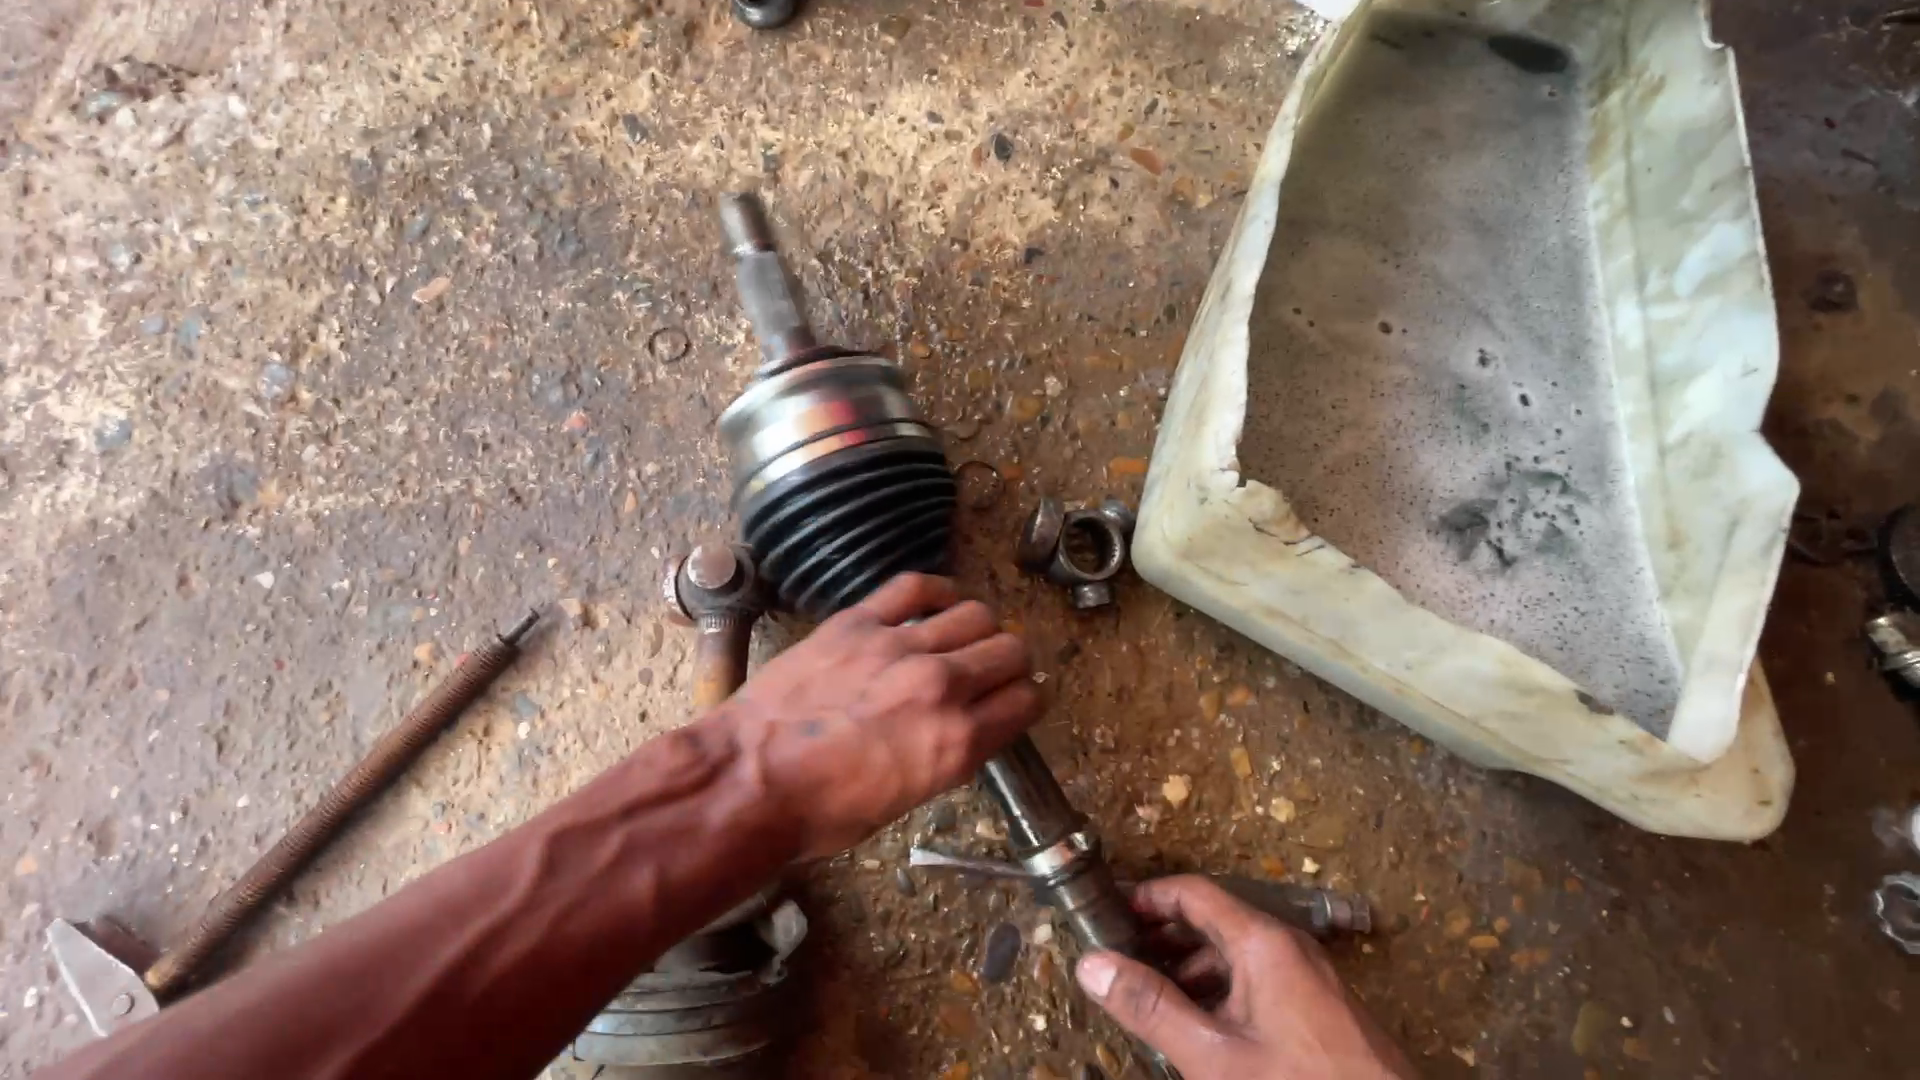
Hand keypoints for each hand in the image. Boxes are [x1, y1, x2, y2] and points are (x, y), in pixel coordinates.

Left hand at [724, 573, 1039, 859]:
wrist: (750, 778)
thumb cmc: (822, 810)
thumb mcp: (906, 800)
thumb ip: (948, 755)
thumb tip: (964, 726)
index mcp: (957, 743)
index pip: (1025, 702)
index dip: (1025, 700)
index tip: (1015, 700)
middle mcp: (941, 687)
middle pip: (1010, 651)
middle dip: (1011, 661)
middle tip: (994, 668)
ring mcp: (900, 647)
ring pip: (975, 614)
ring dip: (981, 628)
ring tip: (965, 636)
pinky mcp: (859, 621)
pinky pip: (915, 587)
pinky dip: (938, 590)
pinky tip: (939, 601)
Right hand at [1075, 876, 1414, 1079]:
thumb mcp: (1214, 1057)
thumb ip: (1150, 1008)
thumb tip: (1090, 964)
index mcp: (1262, 941)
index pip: (1193, 892)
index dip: (1147, 897)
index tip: (1108, 914)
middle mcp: (1288, 946)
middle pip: (1213, 920)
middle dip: (1163, 936)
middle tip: (1120, 960)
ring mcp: (1309, 978)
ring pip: (1236, 954)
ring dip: (1190, 967)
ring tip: (1152, 998)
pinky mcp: (1321, 1011)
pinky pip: (1259, 981)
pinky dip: (1221, 991)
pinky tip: (1202, 1029)